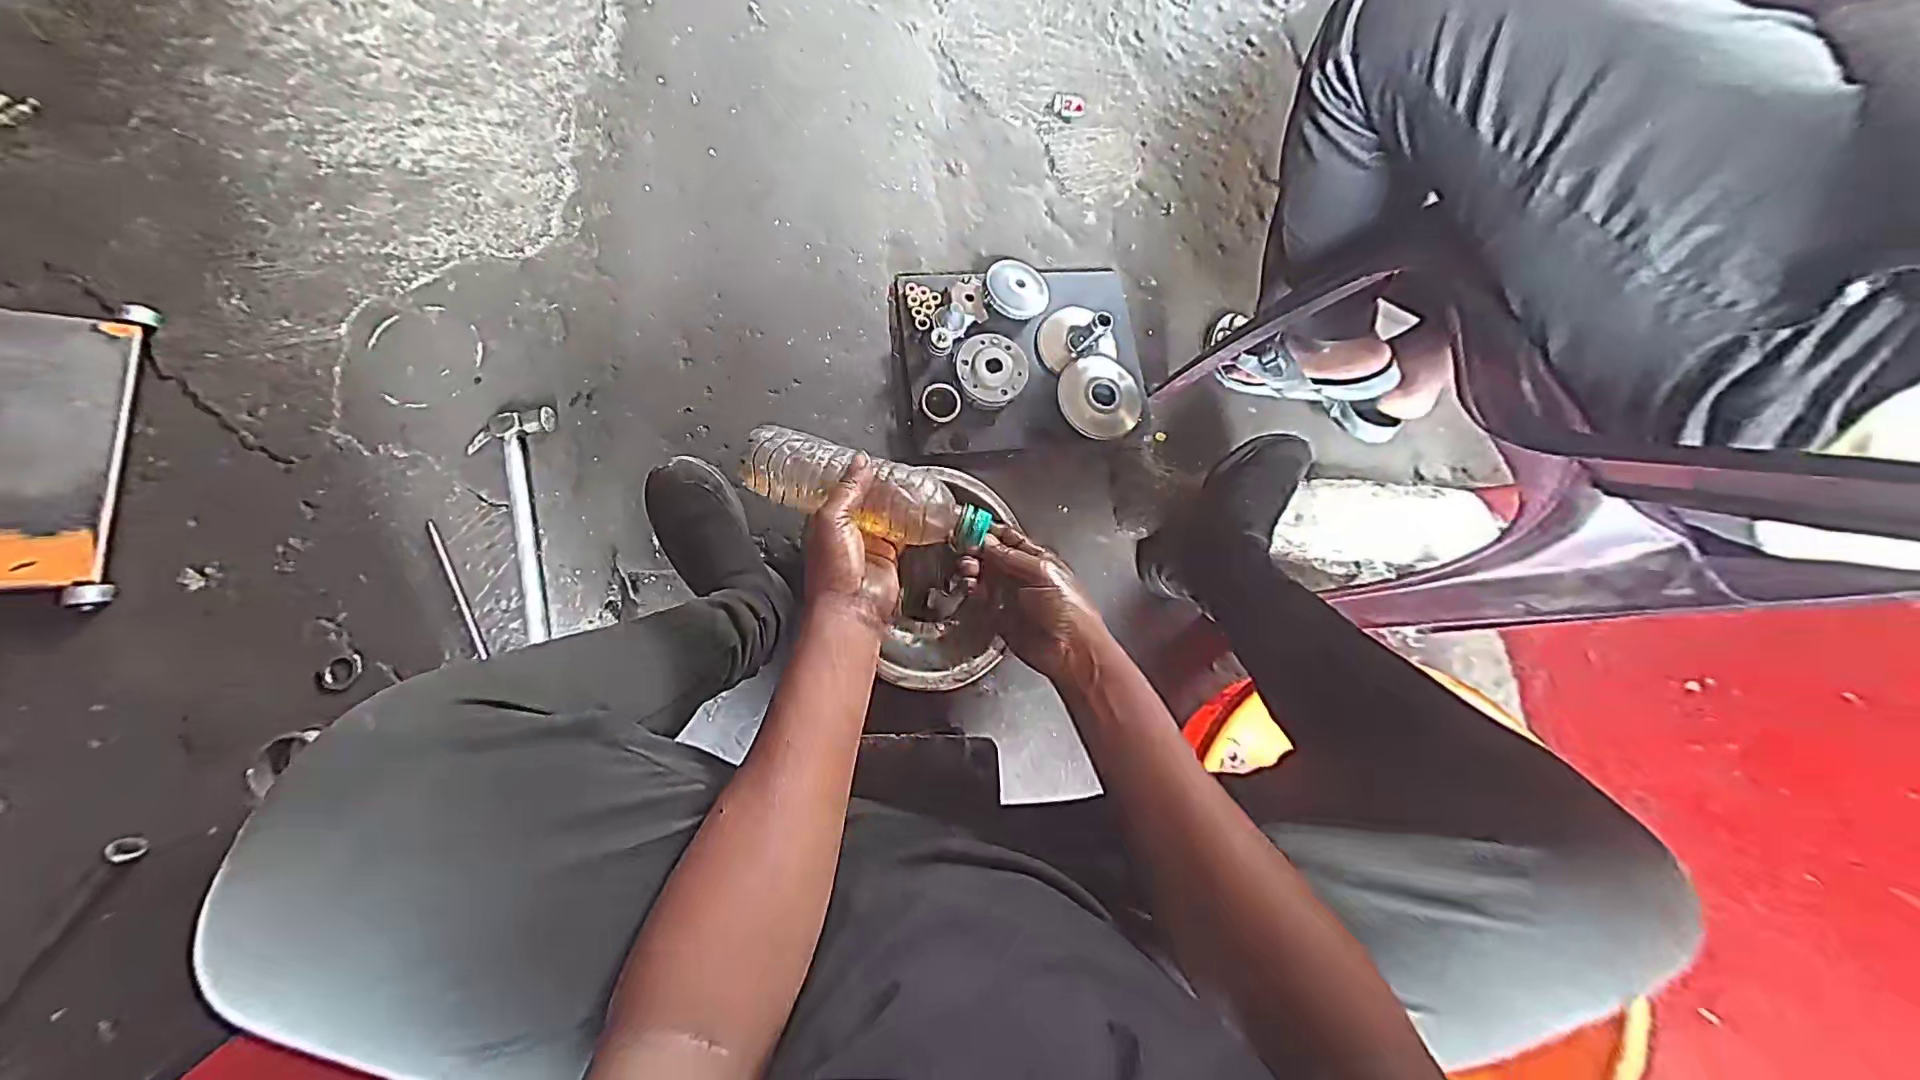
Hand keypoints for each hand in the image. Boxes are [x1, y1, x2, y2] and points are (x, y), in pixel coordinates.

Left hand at [804, 455, 900, 626]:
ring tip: (911, 485)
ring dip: (898, 503)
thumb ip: (847, 489)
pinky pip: (903, 533)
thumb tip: (860, 462)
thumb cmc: (832, 572)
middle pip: (868, 501)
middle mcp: (848, 531)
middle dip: (881, 487)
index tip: (870, 461)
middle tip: (896, 471)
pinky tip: (920, 511)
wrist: (853, 607)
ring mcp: (870, 544)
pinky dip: (912, 523)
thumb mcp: (831, 518)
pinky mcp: (890, 555)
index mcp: (826, 521)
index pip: (842, 490)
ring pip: (887, 515)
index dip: (855, 475)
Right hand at [978, 525, 1108, 683]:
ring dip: (971, 568)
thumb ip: (1011, 556)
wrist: (1069, 651)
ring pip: (982, 574)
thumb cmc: (1068, 610)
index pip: (1008, 538)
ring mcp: (1009, 595)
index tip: (969, 527)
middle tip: (964, 548)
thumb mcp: (1041, 572)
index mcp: (1036, 559)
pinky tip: (969, 585)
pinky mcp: (999, 615)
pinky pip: (979, 597)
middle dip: (975, 549)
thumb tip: (987, 541)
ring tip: (967, 568)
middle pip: (991, 555)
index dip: (989, 531)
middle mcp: (1021, 575)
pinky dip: (971, 589)